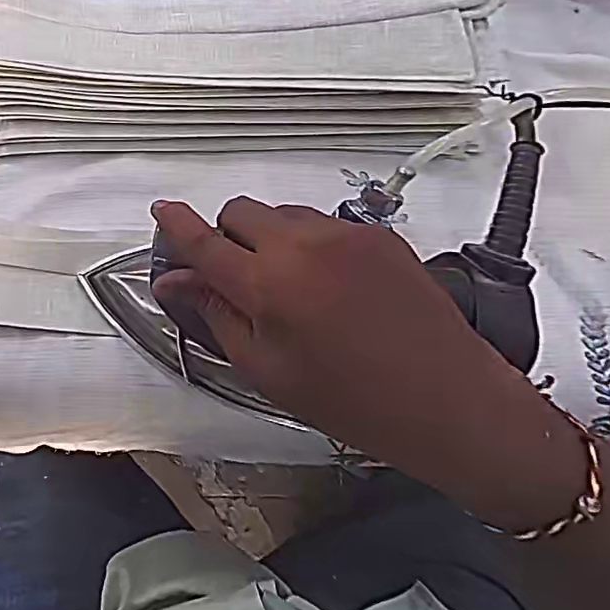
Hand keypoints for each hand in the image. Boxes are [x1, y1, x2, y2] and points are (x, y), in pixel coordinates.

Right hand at [150, 197, 547, 469]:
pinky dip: (308, 242)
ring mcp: (345, 235)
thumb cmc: (358, 399)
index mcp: (270, 286)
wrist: (446, 399)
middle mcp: (305, 247)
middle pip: (239, 211)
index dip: (176, 226)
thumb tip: (180, 285)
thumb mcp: (267, 369)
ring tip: (287, 286)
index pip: (204, 242)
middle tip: (233, 275)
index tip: (163, 214)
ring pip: (281, 213)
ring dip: (267, 238)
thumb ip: (215, 316)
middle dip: (225, 236)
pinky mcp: (377, 234)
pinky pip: (323, 222)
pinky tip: (325, 283)